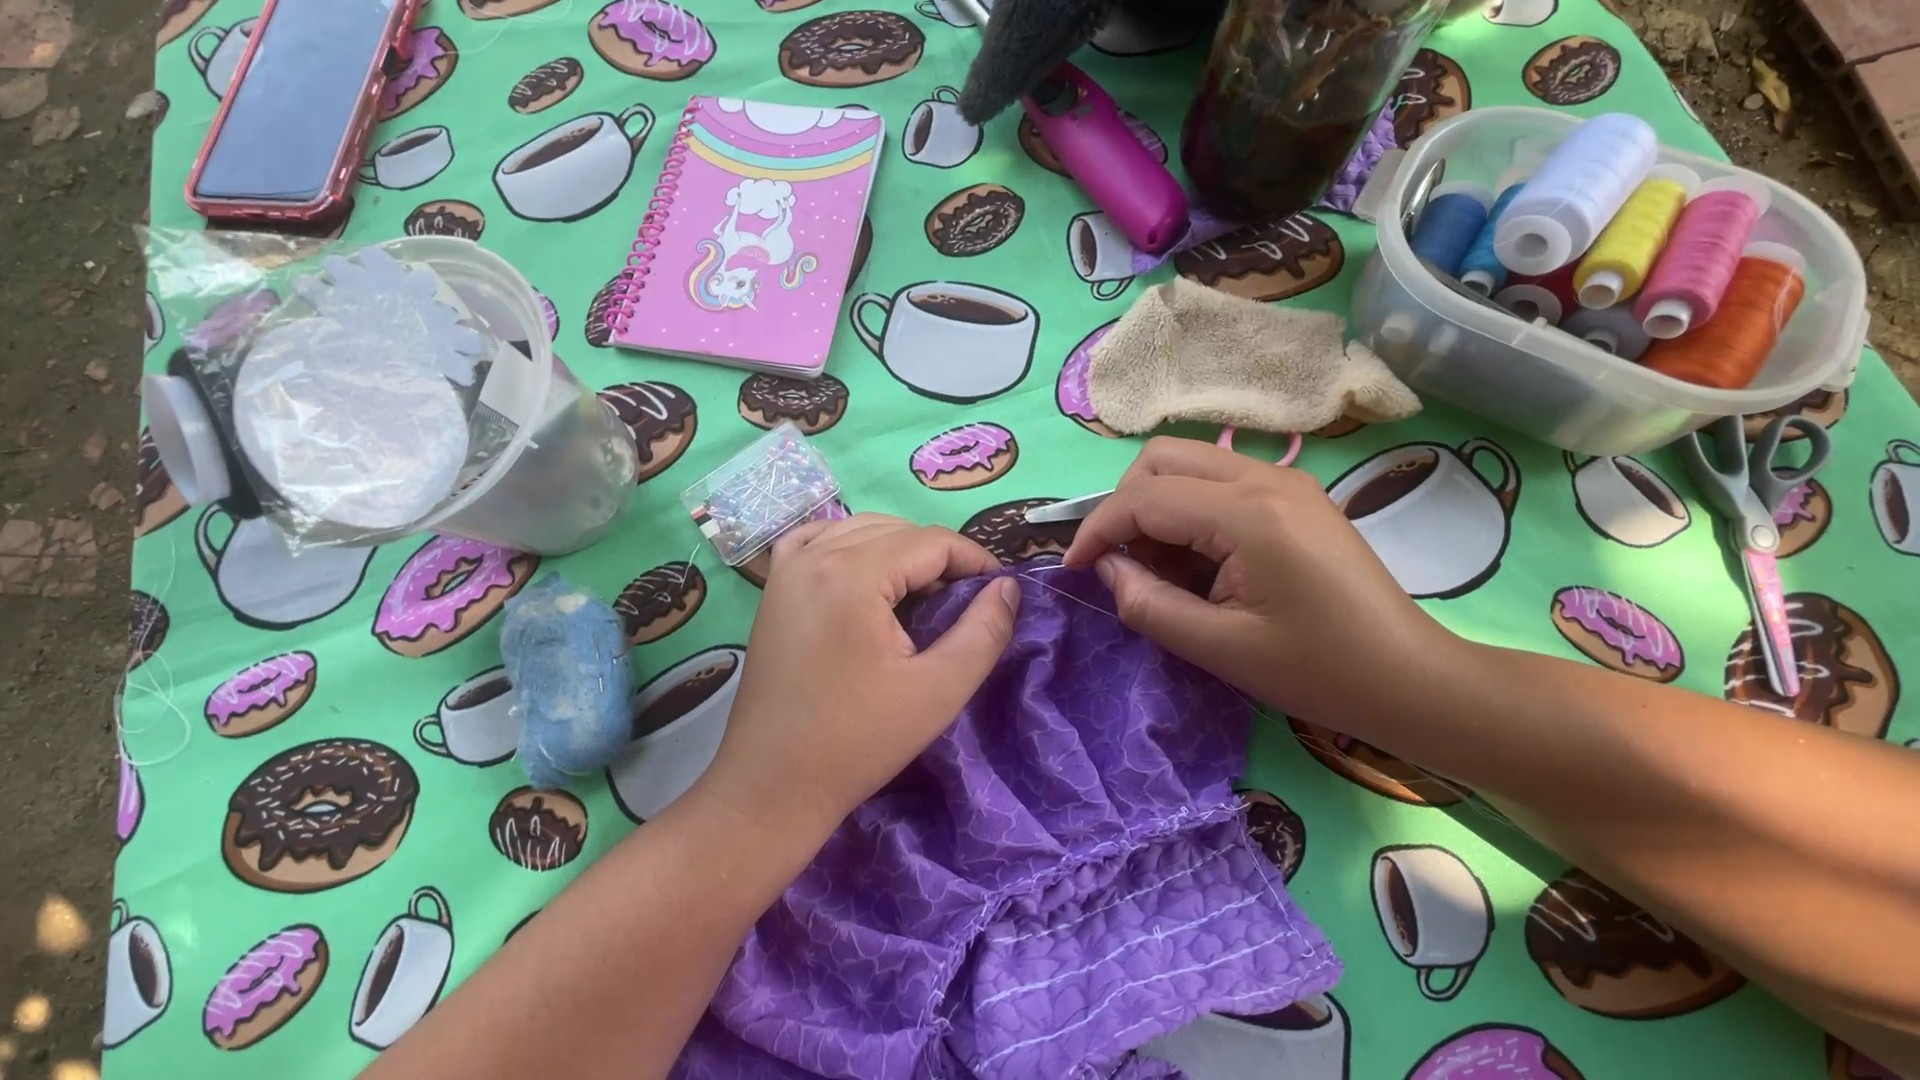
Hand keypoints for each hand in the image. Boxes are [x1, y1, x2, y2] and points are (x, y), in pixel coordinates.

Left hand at [698, 515, 1020, 834]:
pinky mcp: (773, 591)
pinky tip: (867, 574)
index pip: (931, 541)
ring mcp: (786, 571)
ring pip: (859, 530)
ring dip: (899, 550)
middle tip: (965, 601)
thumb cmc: (858, 742)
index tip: (998, 591)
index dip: (975, 560)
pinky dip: (850, 545)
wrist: (772, 785)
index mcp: (852, 576)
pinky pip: (816, 540)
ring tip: (923, 595)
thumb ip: (983, 632)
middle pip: (897, 530)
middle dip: (940, 556)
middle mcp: (814, 557)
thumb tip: (1007, 588)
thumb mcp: (938, 691)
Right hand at [1062, 437, 1459, 725]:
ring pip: (1190, 464)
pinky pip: (1220, 483)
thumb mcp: (1220, 649)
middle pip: (1162, 458)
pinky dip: (1190, 512)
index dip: (1097, 530)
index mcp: (1250, 514)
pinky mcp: (1296, 496)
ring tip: (1162, 572)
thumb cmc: (1318, 672)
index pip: (1145, 497)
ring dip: (1157, 508)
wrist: (1411, 678)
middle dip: (1124, 506)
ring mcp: (1286, 481)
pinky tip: (1200, 565)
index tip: (1072, 570)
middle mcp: (1267, 477)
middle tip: (1123, 566)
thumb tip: (1105, 568)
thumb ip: (1147, 604)